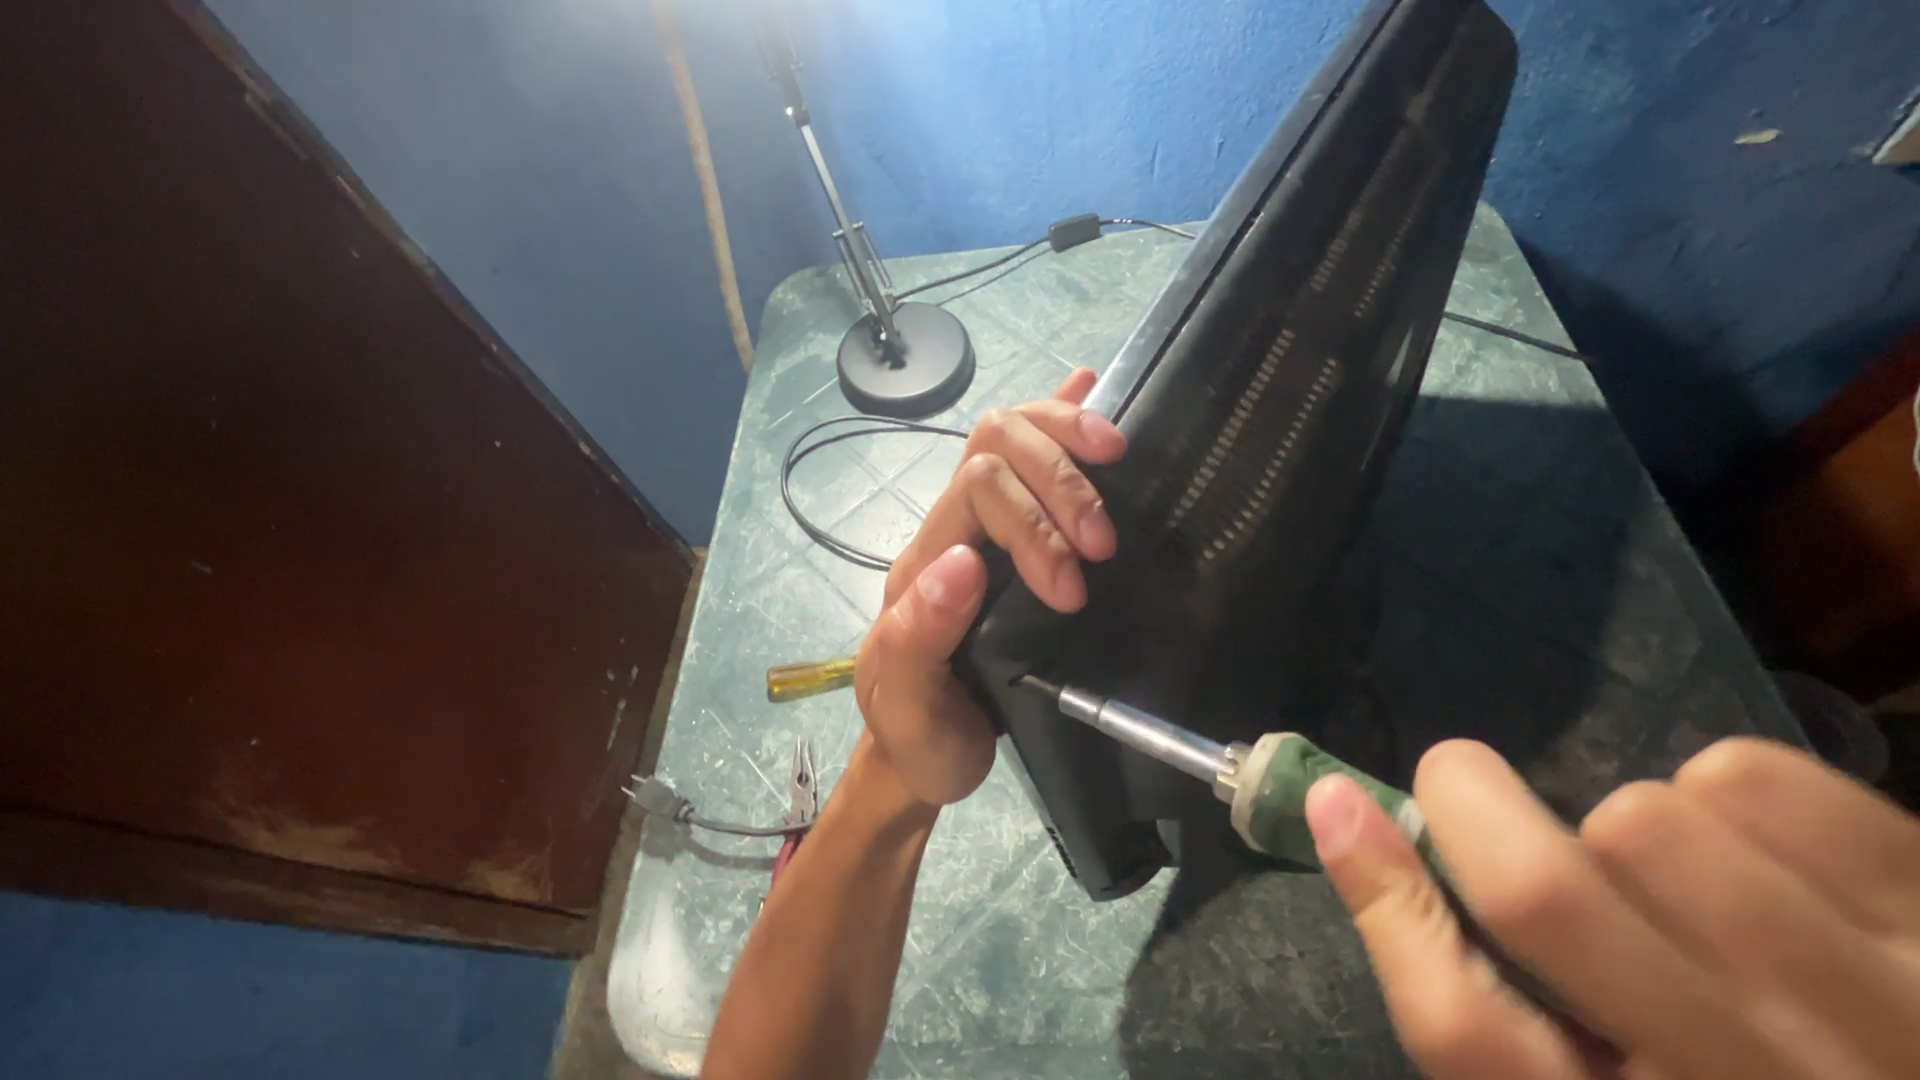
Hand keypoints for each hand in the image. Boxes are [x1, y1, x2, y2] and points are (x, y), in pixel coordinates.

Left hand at [853, 368, 1126, 805]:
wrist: (923, 754)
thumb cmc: (919, 736)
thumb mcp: (908, 708)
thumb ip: (916, 639)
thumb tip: (962, 562)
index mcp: (924, 564)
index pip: (978, 490)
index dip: (1034, 523)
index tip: (1073, 588)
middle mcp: (949, 530)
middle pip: (995, 444)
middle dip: (1060, 482)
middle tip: (1105, 543)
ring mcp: (980, 528)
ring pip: (1011, 436)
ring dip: (1068, 439)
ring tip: (1120, 454)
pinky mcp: (1013, 539)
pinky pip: (1028, 458)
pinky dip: (1060, 419)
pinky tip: (1092, 389)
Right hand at [1305, 737, 1919, 1078]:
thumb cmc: (1690, 1076)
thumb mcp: (1557, 1069)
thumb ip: (1439, 958)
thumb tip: (1340, 806)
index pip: (1462, 1026)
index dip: (1383, 891)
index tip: (1341, 801)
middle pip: (1542, 890)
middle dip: (1477, 807)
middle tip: (1479, 796)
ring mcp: (1887, 1015)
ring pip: (1645, 821)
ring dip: (1621, 821)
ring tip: (1666, 872)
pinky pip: (1751, 778)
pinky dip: (1716, 785)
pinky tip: (1751, 848)